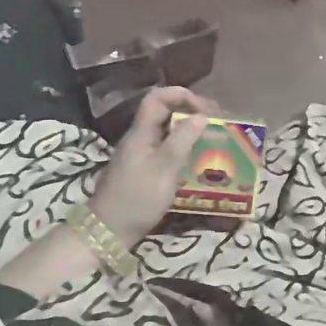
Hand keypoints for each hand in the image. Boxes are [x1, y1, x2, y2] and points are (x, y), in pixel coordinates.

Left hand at [89, 87, 218, 244]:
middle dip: (191, 113)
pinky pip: (166, 151)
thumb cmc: (137, 197)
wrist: (109, 230)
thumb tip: (201, 116)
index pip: (158, 98)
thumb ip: (182, 140)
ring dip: (189, 132)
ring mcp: (141, 155)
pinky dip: (183, 150)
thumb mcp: (164, 168)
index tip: (206, 108)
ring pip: (167, 132)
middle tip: (216, 123)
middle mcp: (140, 139)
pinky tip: (198, 161)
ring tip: (212, 140)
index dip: (182, 95)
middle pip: (164, 113)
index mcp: (141, 132)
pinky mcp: (144, 171)